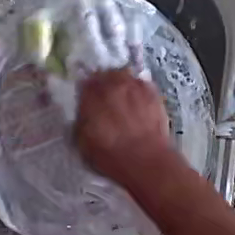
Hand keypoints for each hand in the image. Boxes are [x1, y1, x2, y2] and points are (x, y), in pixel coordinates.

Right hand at [76, 69, 177, 187]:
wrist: (145, 159)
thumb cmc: (110, 155)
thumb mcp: (83, 141)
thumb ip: (82, 119)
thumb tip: (84, 110)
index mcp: (91, 96)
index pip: (85, 84)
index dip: (87, 91)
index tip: (88, 99)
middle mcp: (111, 85)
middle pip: (105, 75)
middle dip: (104, 84)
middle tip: (105, 97)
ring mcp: (133, 85)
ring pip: (124, 75)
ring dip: (121, 82)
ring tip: (123, 96)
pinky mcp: (152, 92)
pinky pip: (141, 83)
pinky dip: (137, 88)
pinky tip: (139, 100)